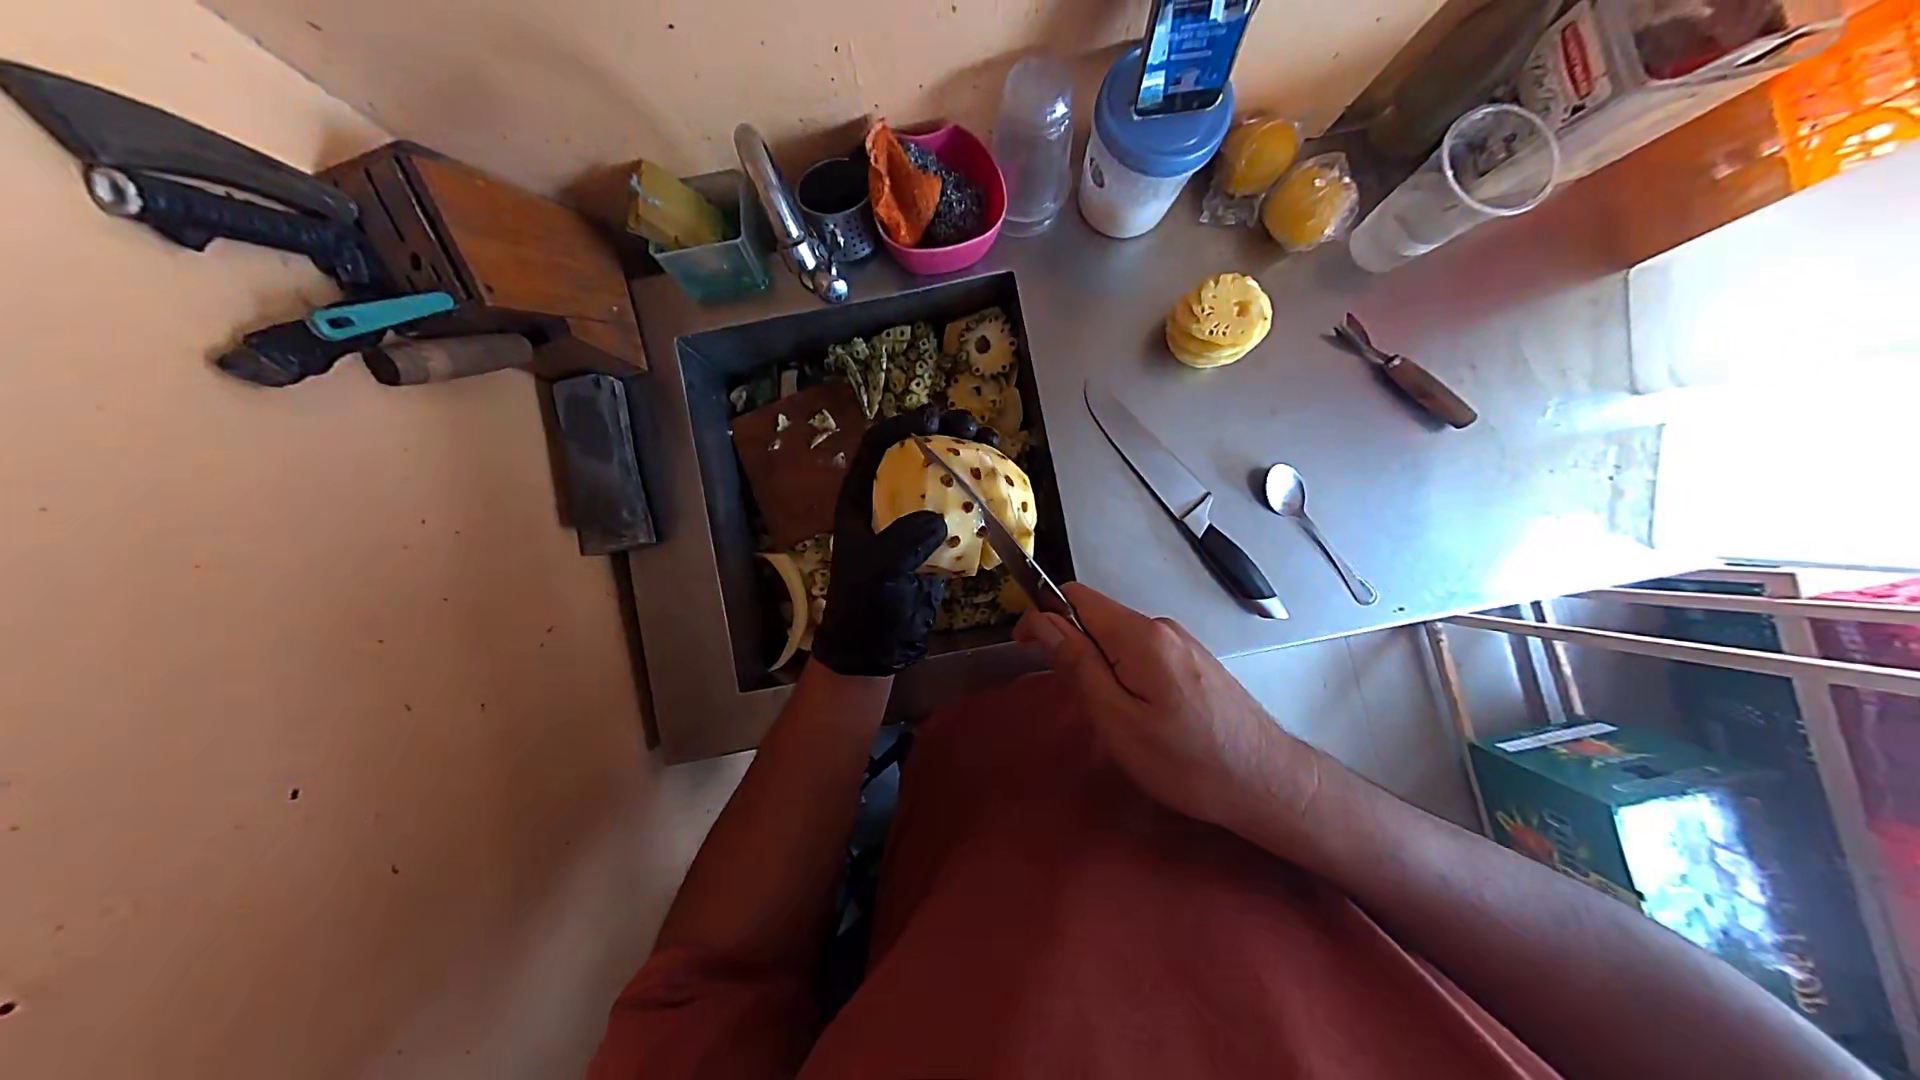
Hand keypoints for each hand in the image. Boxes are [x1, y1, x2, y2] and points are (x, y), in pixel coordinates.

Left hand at [811, 407, 999, 676]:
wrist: (877, 645)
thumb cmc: (866, 605)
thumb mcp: (878, 572)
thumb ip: (903, 543)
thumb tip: (939, 518)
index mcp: (862, 499)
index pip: (879, 446)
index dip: (905, 425)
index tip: (935, 416)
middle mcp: (886, 501)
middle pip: (915, 453)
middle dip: (945, 434)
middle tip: (975, 427)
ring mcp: (912, 520)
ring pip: (940, 476)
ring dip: (966, 458)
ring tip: (993, 445)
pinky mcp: (935, 539)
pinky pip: (957, 507)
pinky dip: (977, 493)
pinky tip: (998, 485)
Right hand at [1014, 583, 1317, 831]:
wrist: (1267, 784)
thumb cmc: (1185, 761)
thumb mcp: (1117, 719)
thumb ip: (1077, 663)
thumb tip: (1043, 622)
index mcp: (1140, 634)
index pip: (1075, 597)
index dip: (1043, 615)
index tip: (1025, 647)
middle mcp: (1163, 626)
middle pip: (1098, 615)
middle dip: (1072, 644)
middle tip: (1074, 695)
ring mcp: (1183, 642)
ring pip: (1120, 636)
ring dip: (1099, 661)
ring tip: (1110, 712)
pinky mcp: (1195, 660)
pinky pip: (1143, 650)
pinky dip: (1124, 669)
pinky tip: (1138, 711)